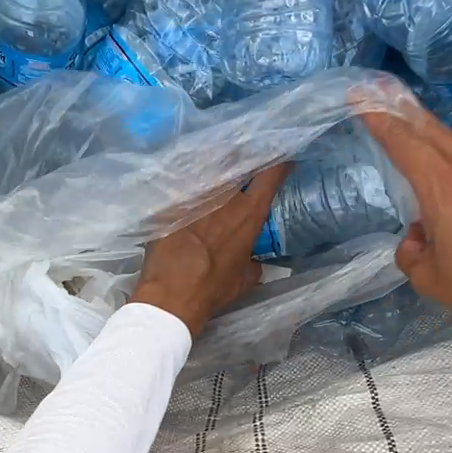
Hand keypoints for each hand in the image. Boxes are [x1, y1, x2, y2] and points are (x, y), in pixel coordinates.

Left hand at [130, 163, 291, 336]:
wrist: (170, 294)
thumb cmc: (211, 289)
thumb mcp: (243, 280)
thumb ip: (252, 263)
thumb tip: (252, 260)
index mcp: (249, 213)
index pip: (272, 173)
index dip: (280, 163)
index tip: (282, 161)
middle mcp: (225, 197)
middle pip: (240, 162)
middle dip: (245, 159)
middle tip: (246, 161)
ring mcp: (196, 195)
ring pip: (212, 168)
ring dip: (217, 167)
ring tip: (217, 169)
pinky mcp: (171, 201)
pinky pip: (184, 182)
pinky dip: (190, 183)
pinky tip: (189, 188)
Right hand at [357, 90, 451, 387]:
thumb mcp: (429, 279)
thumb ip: (411, 252)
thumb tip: (416, 236)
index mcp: (445, 191)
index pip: (406, 146)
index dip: (382, 122)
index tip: (363, 101)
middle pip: (435, 134)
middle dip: (407, 116)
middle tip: (384, 100)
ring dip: (434, 142)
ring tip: (416, 140)